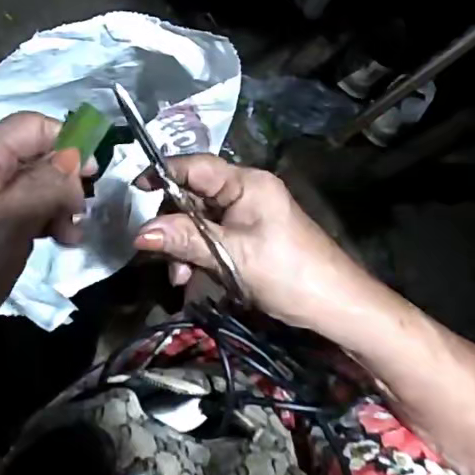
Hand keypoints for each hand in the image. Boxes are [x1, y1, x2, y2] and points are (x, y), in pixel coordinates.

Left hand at [0, 112, 85, 378]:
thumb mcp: (4, 226)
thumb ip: (43, 186)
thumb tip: (75, 159)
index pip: (30, 126)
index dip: (67, 142)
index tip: (94, 177)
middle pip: (32, 155)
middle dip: (64, 179)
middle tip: (79, 219)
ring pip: (28, 186)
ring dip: (56, 204)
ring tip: (70, 239)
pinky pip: (16, 213)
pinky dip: (40, 222)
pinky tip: (54, 244)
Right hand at [133, 155, 368, 329]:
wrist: (339, 308)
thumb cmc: (289, 274)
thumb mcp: (232, 257)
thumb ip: (185, 240)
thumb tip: (139, 232)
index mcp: (246, 183)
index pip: (194, 166)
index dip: (162, 174)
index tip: (134, 190)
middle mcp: (245, 190)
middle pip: (192, 194)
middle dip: (171, 224)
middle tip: (159, 256)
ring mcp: (247, 213)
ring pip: (198, 219)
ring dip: (183, 246)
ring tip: (181, 278)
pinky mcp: (248, 235)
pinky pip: (211, 235)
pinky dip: (198, 254)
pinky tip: (193, 278)